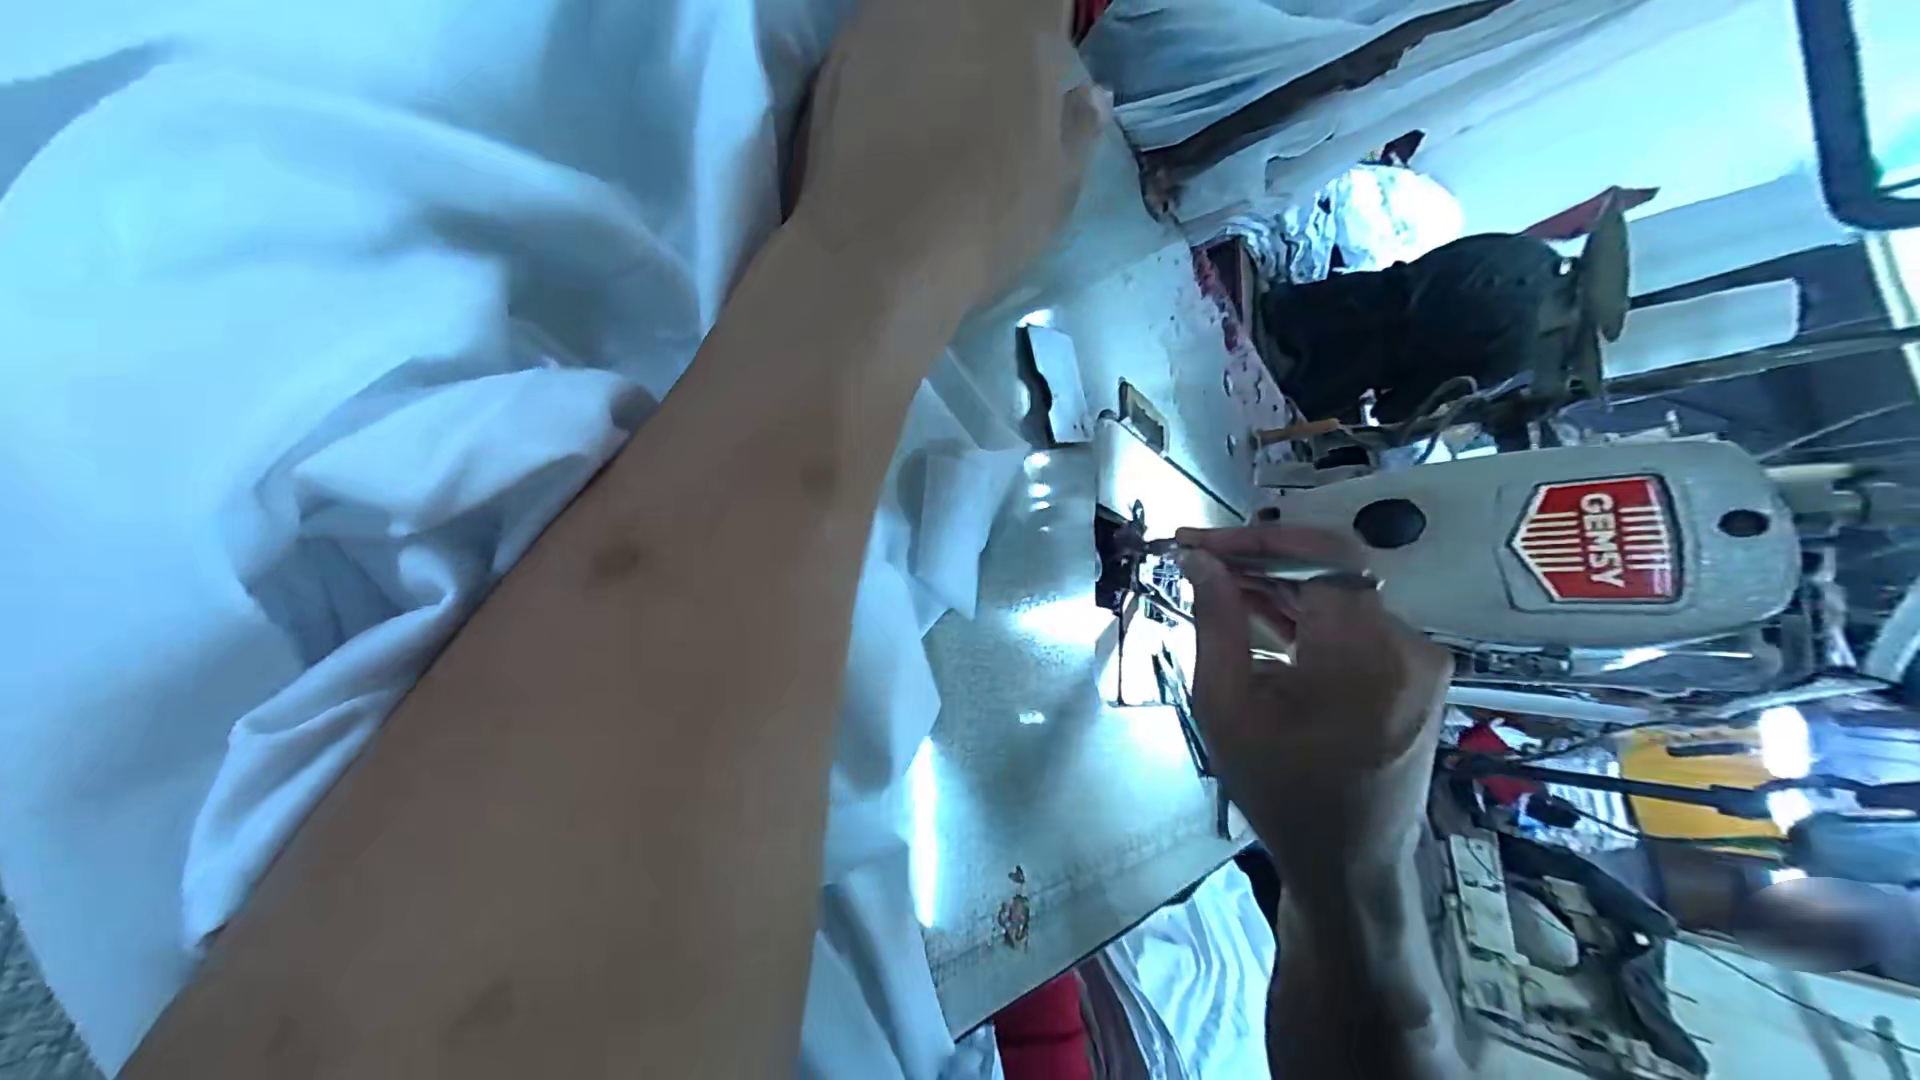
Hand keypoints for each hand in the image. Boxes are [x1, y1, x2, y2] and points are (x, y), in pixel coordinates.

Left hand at [793, 0, 1103, 309]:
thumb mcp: (1057, 189)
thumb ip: (1078, 131)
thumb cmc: (987, 218)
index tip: (1037, 76)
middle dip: (987, 40)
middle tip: (986, 98)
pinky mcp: (835, 57)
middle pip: (977, 6)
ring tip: (934, 116)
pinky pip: (875, 46)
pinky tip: (887, 129)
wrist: (879, 253)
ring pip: (922, 18)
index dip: (1042, 36)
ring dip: (934, 51)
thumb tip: (1091, 99)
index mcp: (1022, 13)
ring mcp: (883, 16)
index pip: (1043, 2)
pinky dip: (887, 75)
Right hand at [1176, 525, 1450, 900]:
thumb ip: (1215, 621)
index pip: (1320, 553)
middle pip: (1328, 569)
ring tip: (1214, 585)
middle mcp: (1408, 645)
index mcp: (1365, 656)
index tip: (1199, 542)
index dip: (1255, 538)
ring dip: (1275, 584)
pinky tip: (1255, 614)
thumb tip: (1200, 560)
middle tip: (1195, 561)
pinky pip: (1351, 621)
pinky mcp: (1413, 671)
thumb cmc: (1279, 790)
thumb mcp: (1226, 705)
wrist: (1348, 862)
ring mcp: (1418, 659)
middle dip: (1256, 559)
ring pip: (1338, 592)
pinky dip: (1302, 612)